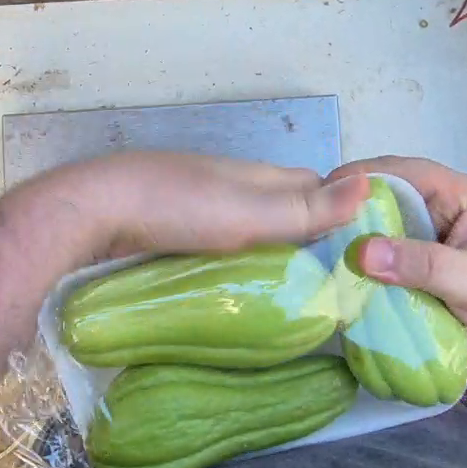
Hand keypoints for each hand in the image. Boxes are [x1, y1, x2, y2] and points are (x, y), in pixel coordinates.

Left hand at [48, 152, 371, 259]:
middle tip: (328, 284)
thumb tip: (370, 184)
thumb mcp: (250, 211)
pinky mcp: (168, 228)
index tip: (360, 251)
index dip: (338, 212)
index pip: (313, 186)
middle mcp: (229, 184)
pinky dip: (233, 258)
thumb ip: (306, 206)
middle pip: (280, 205)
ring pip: (246, 225)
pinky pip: (215, 241)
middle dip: (306, 234)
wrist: (96, 211)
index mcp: (256, 175)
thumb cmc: (178, 208)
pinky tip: (235, 284)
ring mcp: (195, 205)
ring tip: (288, 292)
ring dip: (268, 249)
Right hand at [327, 156, 466, 356]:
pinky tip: (360, 267)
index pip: (406, 170)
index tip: (322, 189)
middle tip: (316, 222)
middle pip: (398, 193)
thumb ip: (418, 264)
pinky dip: (383, 253)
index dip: (363, 175)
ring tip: (327, 243)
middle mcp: (457, 203)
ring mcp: (453, 228)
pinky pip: (407, 244)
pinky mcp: (449, 252)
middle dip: (358, 205)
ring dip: (369, 231)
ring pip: (400, 219)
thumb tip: (359, 250)